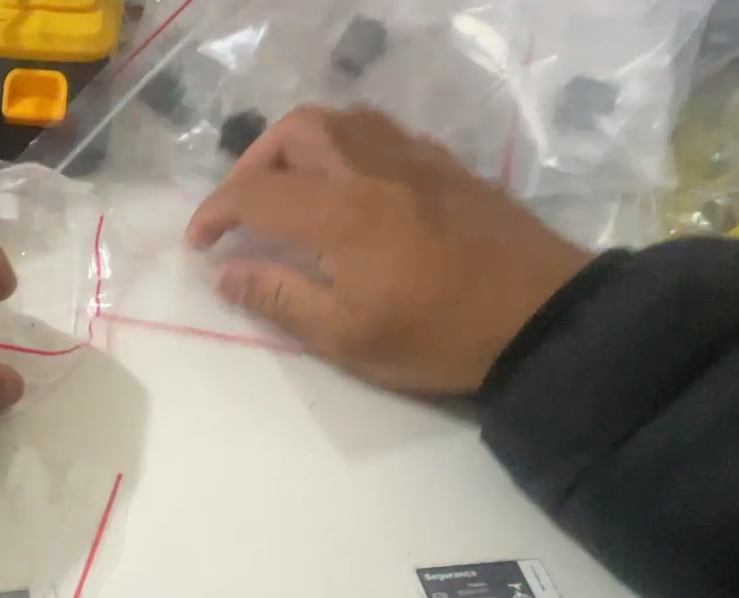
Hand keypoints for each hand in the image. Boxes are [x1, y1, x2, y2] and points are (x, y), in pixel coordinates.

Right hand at [187, 107, 592, 393]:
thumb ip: (279, 298)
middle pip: (297, 130)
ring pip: (342, 120)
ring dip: (297, 146)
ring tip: (286, 191)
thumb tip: (226, 274)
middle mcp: (373, 169)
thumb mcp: (344, 336)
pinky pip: (380, 133)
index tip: (198, 244)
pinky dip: (343, 148)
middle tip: (242, 208)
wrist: (540, 319)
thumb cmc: (434, 336)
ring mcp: (415, 160)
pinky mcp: (446, 166)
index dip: (214, 213)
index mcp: (341, 213)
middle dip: (253, 163)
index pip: (256, 192)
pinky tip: (344, 188)